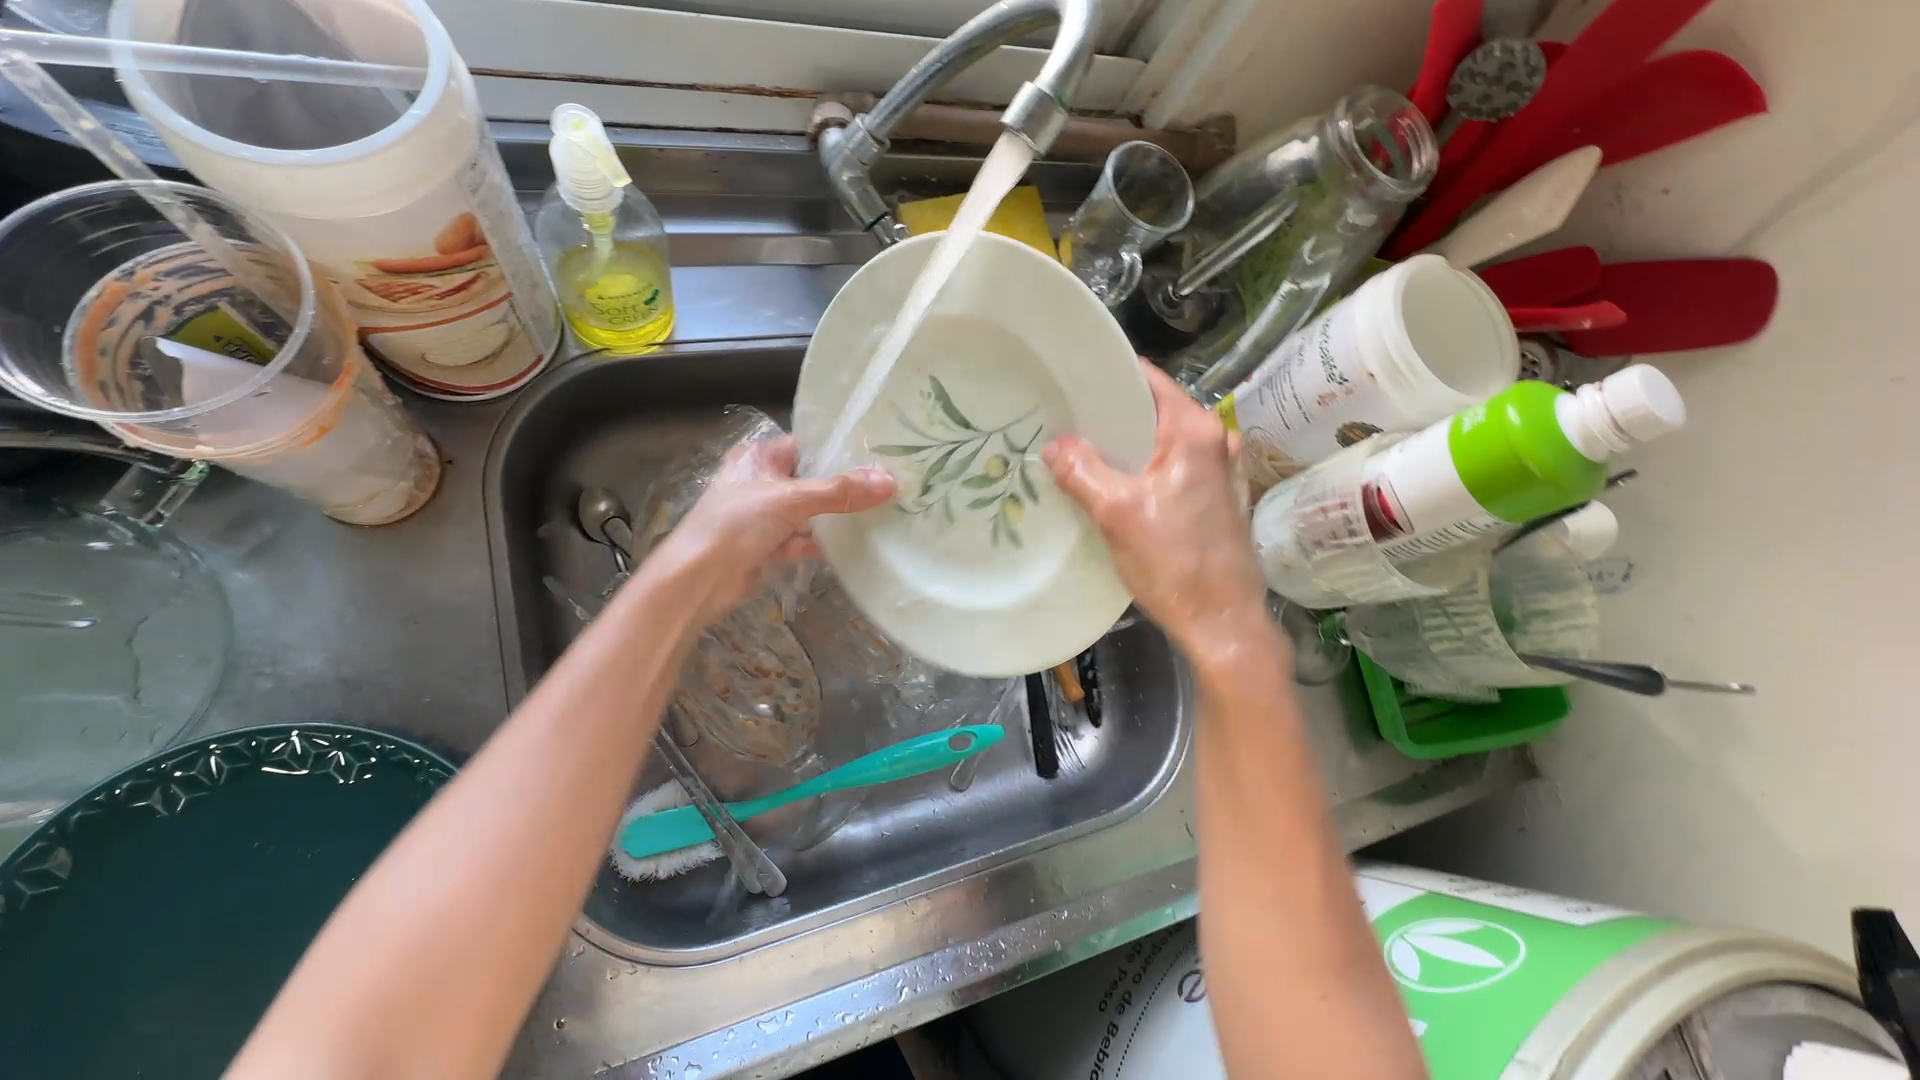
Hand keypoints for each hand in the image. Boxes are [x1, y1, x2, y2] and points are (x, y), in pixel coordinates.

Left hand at [656, 435, 894, 622]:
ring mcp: (762, 516)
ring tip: (878, 512)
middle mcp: (759, 482)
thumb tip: (890, 481)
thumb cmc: (738, 523)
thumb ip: (841, 492)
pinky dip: (820, 543)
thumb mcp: (792, 499)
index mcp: (758, 457)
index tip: (876, 455)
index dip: (837, 450)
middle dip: (842, 487)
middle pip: (809, 480)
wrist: (699, 578)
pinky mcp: (766, 546)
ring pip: (807, 512)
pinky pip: (800, 540)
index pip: (805, 445)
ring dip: (833, 517)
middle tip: (886, 486)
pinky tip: (851, 545)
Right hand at [1043, 363, 1271, 659]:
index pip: (1146, 379)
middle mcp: (1215, 440)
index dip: (1105, 377)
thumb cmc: (1174, 564)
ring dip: (1123, 447)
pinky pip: (1170, 467)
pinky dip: (1142, 469)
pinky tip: (1111, 485)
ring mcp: (1220, 469)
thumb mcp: (1116, 514)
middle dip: (1108, 417)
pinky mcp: (1216, 497)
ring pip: (1159, 442)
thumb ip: (1082, 471)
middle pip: (1151, 411)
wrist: (1223, 623)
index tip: (1067, 383)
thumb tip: (1055, 445)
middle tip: (1063, 422)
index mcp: (1194, 431)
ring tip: (1079, 453)